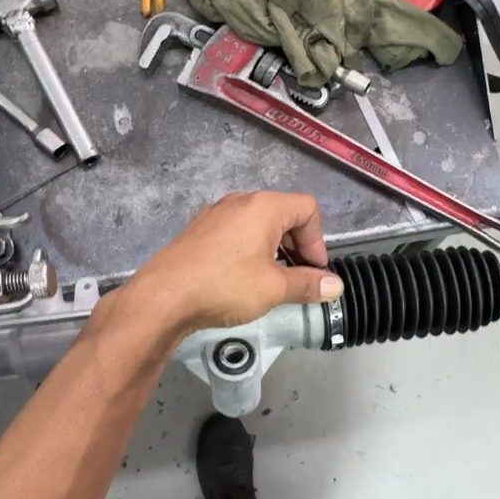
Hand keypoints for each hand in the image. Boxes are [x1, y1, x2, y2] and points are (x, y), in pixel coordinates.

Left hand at [126, 193, 344, 335]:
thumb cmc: (225, 286)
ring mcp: (216, 214)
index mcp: (264, 206)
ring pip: (258, 224)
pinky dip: (249, 250)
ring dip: (273, 250)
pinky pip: (236, 233)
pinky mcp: (198, 231)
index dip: (318, 240)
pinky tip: (241, 279)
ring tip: (271, 282)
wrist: (163, 297)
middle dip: (298, 246)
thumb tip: (336, 286)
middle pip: (284, 214)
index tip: (313, 272)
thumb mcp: (274, 288)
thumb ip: (308, 284)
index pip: (308, 208)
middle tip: (297, 278)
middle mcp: (240, 201)